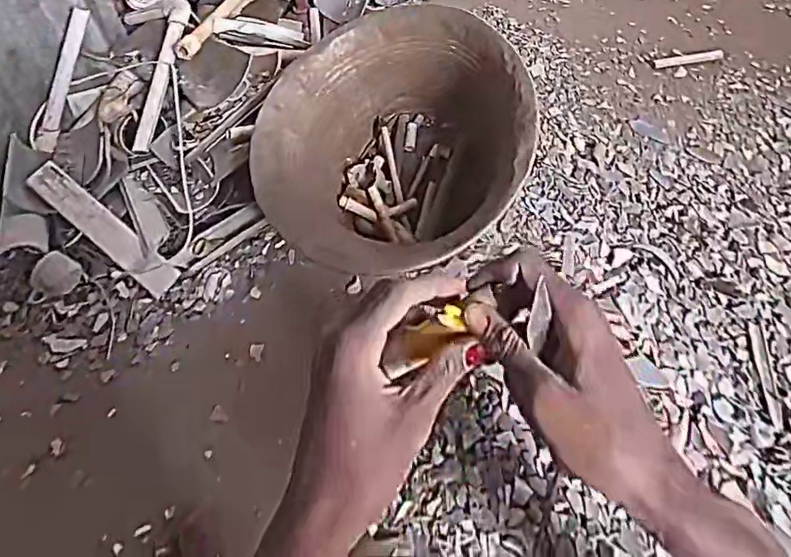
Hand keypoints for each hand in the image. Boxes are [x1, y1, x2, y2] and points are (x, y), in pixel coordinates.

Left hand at [255, 273, 479, 555]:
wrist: (321, 506)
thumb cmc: (361, 470)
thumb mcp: (413, 416)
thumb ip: (443, 371)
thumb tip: (469, 344)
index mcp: (352, 341)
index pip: (398, 292)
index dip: (434, 284)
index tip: (461, 284)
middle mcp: (335, 333)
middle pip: (384, 294)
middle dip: (424, 294)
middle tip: (458, 300)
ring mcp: (330, 345)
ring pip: (375, 308)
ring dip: (410, 310)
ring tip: (446, 318)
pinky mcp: (332, 360)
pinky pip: (366, 328)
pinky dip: (395, 329)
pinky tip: (422, 341)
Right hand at [470, 249, 782, 556]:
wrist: (649, 479)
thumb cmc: (603, 441)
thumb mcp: (542, 393)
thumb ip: (505, 346)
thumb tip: (474, 311)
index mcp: (574, 311)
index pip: (524, 263)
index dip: (490, 274)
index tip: (468, 300)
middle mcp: (578, 313)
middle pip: (524, 283)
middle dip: (494, 304)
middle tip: (475, 333)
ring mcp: (579, 332)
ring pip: (529, 310)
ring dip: (506, 329)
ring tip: (494, 361)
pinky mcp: (578, 352)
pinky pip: (540, 333)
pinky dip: (520, 346)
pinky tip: (516, 378)